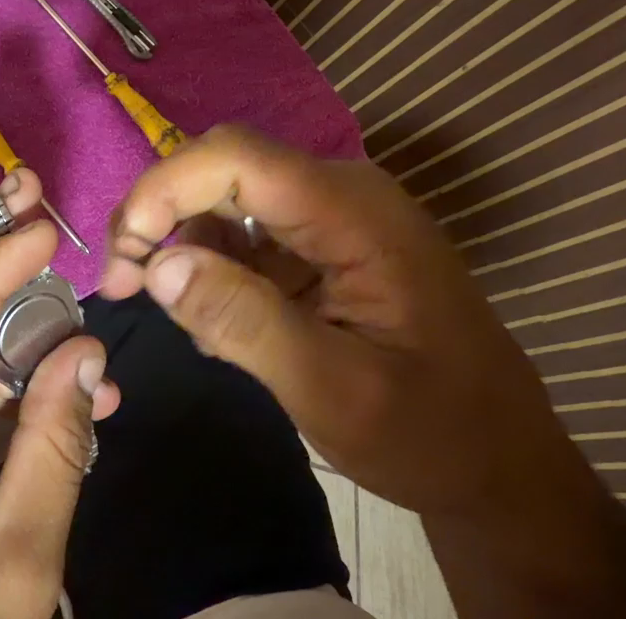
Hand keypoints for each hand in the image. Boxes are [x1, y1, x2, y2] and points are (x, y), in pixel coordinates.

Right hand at [99, 124, 590, 519]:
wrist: (504, 469)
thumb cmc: (430, 434)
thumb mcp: (333, 390)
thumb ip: (244, 321)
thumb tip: (157, 266)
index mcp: (354, 212)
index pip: (237, 157)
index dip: (165, 187)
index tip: (125, 255)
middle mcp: (343, 194)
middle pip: (225, 168)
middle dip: (162, 214)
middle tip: (122, 282)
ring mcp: (336, 218)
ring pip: (230, 197)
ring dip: (182, 241)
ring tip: (166, 309)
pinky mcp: (328, 245)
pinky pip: (251, 232)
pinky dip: (214, 266)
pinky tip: (212, 320)